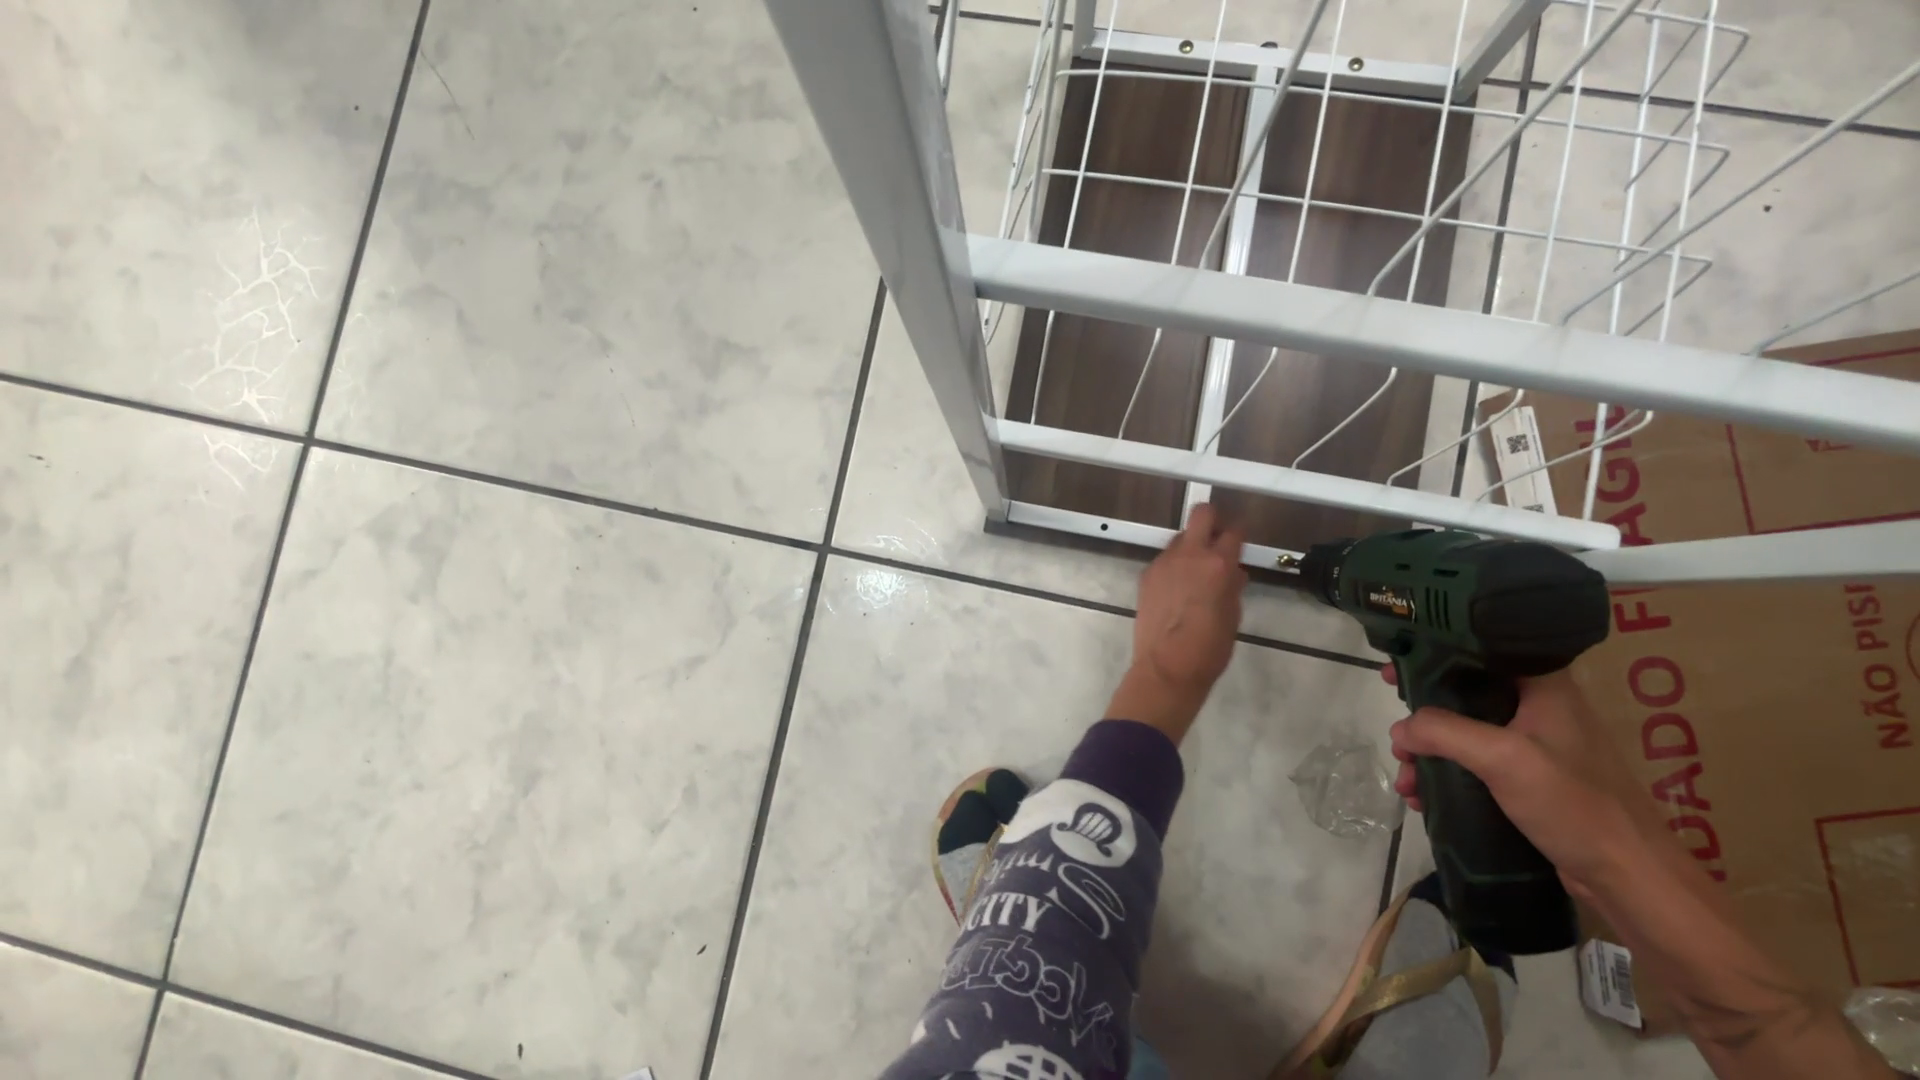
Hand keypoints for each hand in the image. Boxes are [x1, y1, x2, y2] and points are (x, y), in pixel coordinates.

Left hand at [1108, 504, 1248, 743]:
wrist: (1167, 667)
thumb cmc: (1210, 648)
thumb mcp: (1233, 616)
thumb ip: (1232, 587)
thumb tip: (1233, 573)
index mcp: (1219, 564)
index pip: (1234, 530)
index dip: (1239, 532)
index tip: (1240, 539)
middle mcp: (1190, 555)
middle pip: (1202, 513)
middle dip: (1212, 519)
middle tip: (1217, 538)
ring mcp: (1164, 562)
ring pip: (1180, 538)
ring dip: (1190, 547)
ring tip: (1194, 572)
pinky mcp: (1146, 575)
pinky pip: (1164, 560)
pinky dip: (1173, 566)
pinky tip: (1176, 590)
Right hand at [1386, 667, 1644, 896]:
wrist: (1629, 876)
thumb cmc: (1574, 804)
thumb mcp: (1503, 759)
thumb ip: (1445, 732)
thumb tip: (1400, 729)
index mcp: (1543, 685)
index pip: (1478, 652)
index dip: (1430, 656)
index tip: (1393, 671)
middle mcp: (1539, 706)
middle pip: (1464, 694)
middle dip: (1422, 716)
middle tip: (1394, 733)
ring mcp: (1535, 744)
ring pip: (1464, 732)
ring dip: (1429, 752)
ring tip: (1406, 779)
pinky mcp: (1530, 778)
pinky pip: (1475, 764)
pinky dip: (1446, 775)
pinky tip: (1424, 797)